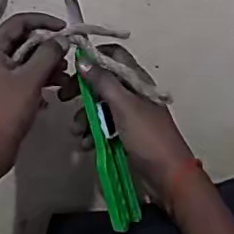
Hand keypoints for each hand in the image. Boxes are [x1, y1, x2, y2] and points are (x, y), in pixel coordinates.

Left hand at [0, 12, 67, 177]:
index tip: (65, 28)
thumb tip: (62, 39)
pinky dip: (42, 79)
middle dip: (48, 46)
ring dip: (48, 64)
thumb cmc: (7, 110)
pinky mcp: (7, 90)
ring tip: (65, 76)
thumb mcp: (30, 79)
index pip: (20, 21)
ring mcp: (0, 74)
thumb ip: (48, 54)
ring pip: (28, 59)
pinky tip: (55, 91)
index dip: (44, 21)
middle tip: (68, 55)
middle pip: (25, 40)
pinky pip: (28, 75)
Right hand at [75, 46, 195, 204]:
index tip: (73, 67)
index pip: (114, 55)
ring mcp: (130, 115)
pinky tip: (86, 144)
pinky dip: (93, 133)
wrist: (170, 178)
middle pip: (103, 82)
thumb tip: (83, 58)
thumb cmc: (147, 137)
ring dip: (85, 116)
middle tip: (64, 97)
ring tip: (76, 132)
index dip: (94, 57)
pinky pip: (104, 127)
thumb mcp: (123, 106)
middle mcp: (133, 93)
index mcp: (136, 80)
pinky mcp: (126, 135)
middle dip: (83, 90)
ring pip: (100, 106)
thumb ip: (102, 81)